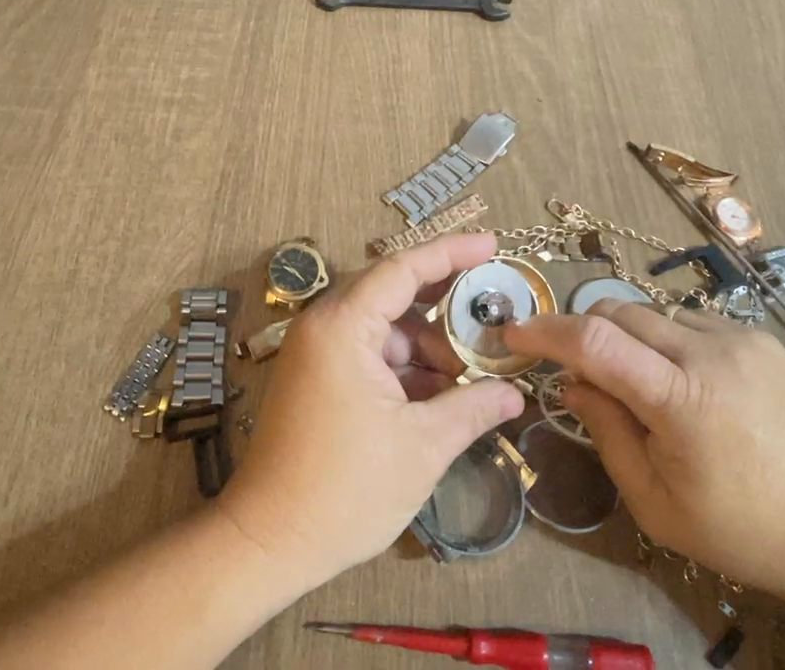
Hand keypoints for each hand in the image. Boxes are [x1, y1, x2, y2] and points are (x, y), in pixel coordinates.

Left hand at [216, 234, 524, 589]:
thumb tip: (515, 395)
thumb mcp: (422, 446)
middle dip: (444, 307)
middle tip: (494, 316)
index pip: (402, 268)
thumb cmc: (345, 489)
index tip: (491, 244)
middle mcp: (323, 328)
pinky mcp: (314, 380)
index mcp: (342, 327)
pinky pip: (367, 356)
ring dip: (427, 347)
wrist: (270, 539)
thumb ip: (472, 408)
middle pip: (392, 296)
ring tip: (474, 374)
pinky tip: (441, 394)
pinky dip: (403, 369)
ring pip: (383, 330)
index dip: (450, 253)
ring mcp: (315, 354)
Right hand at [503, 303, 784, 617]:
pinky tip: (681, 383)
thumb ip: (607, 433)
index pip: (593, 340)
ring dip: (626, 335)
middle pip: (618, 311)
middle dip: (580, 329)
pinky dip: (667, 341)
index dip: (544, 330)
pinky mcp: (768, 344)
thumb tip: (571, 383)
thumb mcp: (657, 503)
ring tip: (632, 383)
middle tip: (567, 364)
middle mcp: (712, 352)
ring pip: (655, 314)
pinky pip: (694, 324)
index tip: (511, 332)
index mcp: (682, 398)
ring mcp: (745, 341)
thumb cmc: (748, 535)